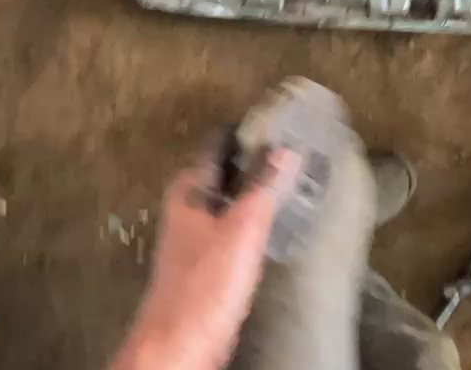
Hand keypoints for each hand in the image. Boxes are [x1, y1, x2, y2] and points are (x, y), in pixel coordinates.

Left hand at [108, 148, 301, 369]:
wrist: (179, 348)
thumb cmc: (205, 283)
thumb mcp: (240, 229)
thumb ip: (262, 187)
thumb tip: (285, 149)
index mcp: (189, 189)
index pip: (217, 145)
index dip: (245, 133)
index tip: (277, 123)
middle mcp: (186, 207)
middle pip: (223, 173)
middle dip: (253, 163)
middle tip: (291, 154)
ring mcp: (192, 238)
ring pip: (227, 203)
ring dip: (253, 195)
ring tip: (288, 187)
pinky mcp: (203, 267)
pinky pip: (231, 231)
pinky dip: (251, 223)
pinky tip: (270, 231)